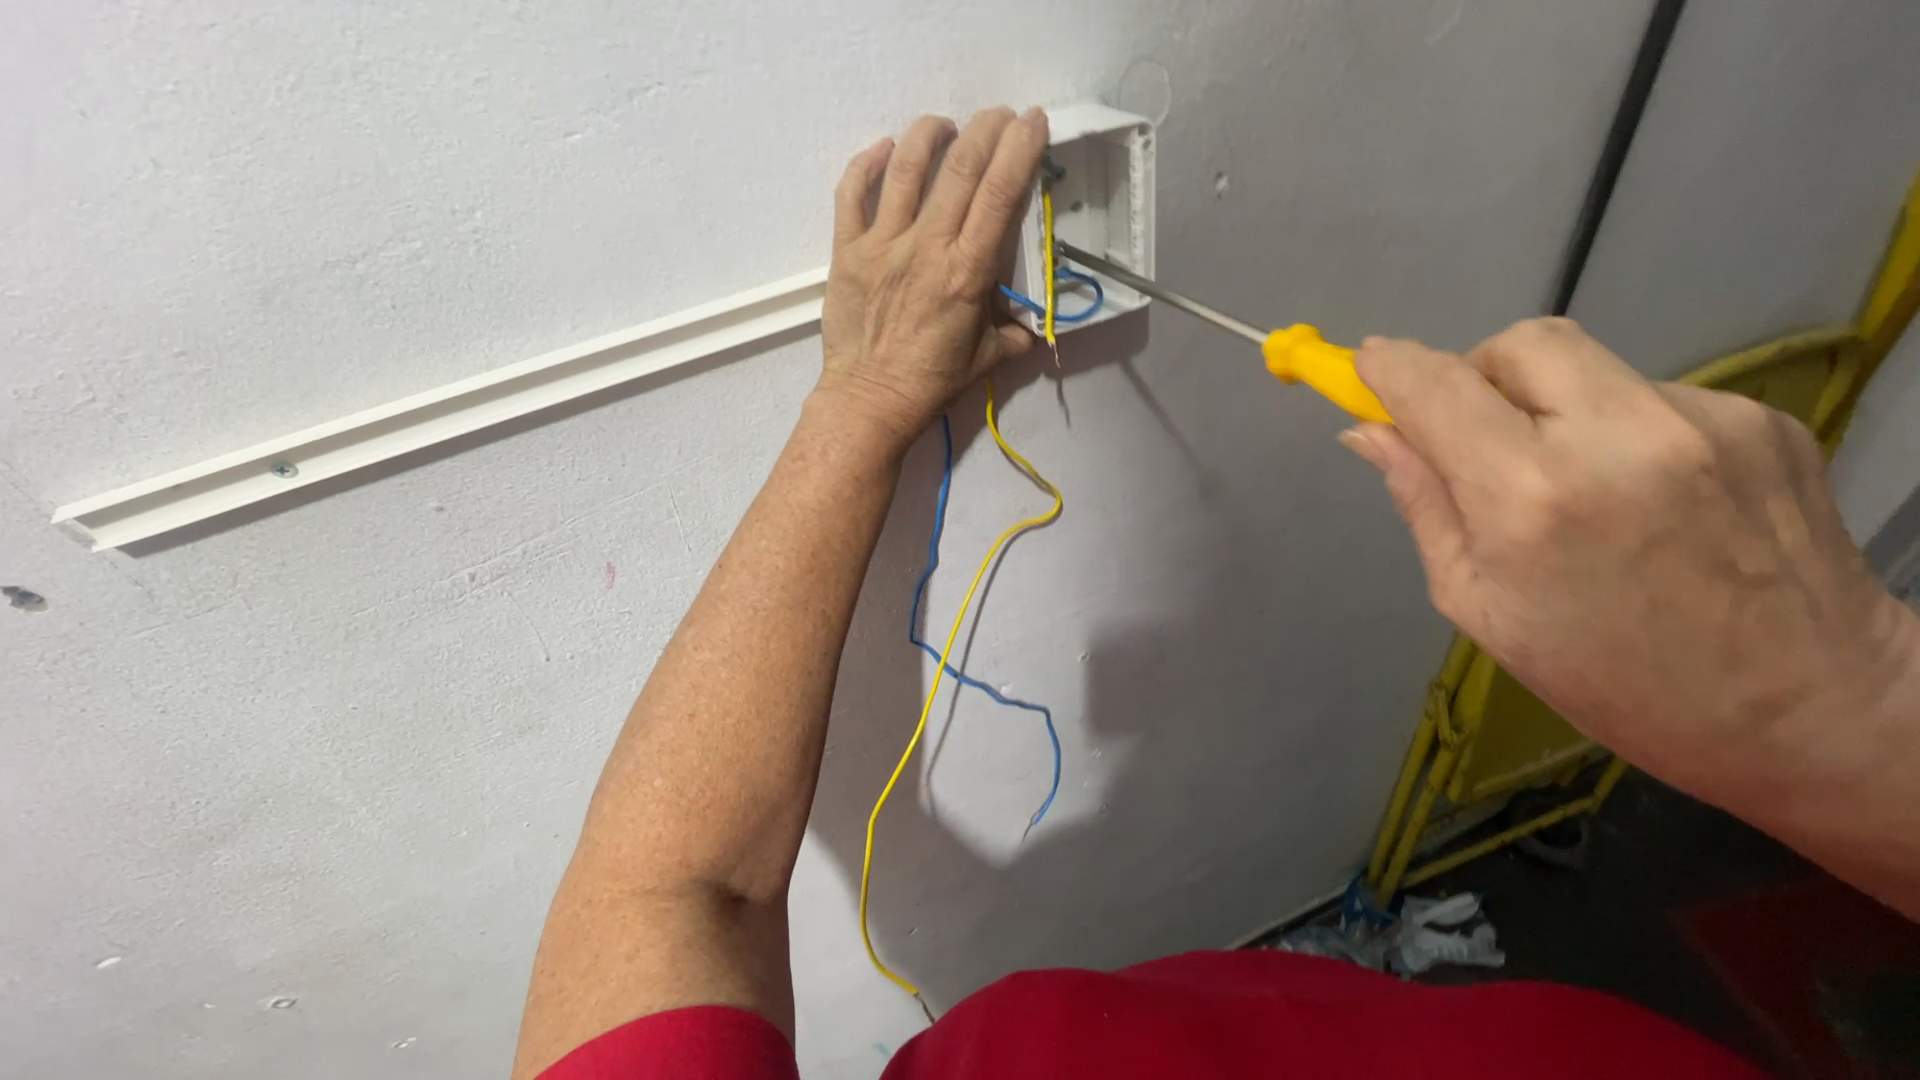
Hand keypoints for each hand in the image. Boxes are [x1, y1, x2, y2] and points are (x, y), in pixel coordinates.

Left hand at [813, 108, 1047, 447]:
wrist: (870, 401)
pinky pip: (851, 193)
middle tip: (998, 115)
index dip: (1019, 149)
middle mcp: (926, 249)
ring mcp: (882, 246)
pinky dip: (866, 162)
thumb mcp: (986, 360)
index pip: (999, 195)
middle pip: (960, 168)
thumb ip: (1014, 335)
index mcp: (966, 273)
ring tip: (943, 124)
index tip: (1032, 121)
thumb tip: (1034, 326)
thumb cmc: (930, 383)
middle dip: (985, 129)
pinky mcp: (846, 251)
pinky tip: (883, 147)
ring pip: (904, 168)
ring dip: (928, 134)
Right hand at [1343, 318, 1916, 806]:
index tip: (1366, 364)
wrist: (1807, 711)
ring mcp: (1703, 419)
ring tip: (1572, 482)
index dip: (1391, 367)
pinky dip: (1616, 430)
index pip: (1437, 387)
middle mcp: (1618, 436)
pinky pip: (1649, 396)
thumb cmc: (1605, 676)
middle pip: (1519, 343)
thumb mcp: (1476, 601)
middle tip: (1476, 435)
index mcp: (1530, 497)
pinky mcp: (1762, 418)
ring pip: (1587, 366)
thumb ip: (1422, 501)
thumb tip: (1368, 433)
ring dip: (1549, 404)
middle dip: (1477, 374)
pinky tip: (1642, 496)